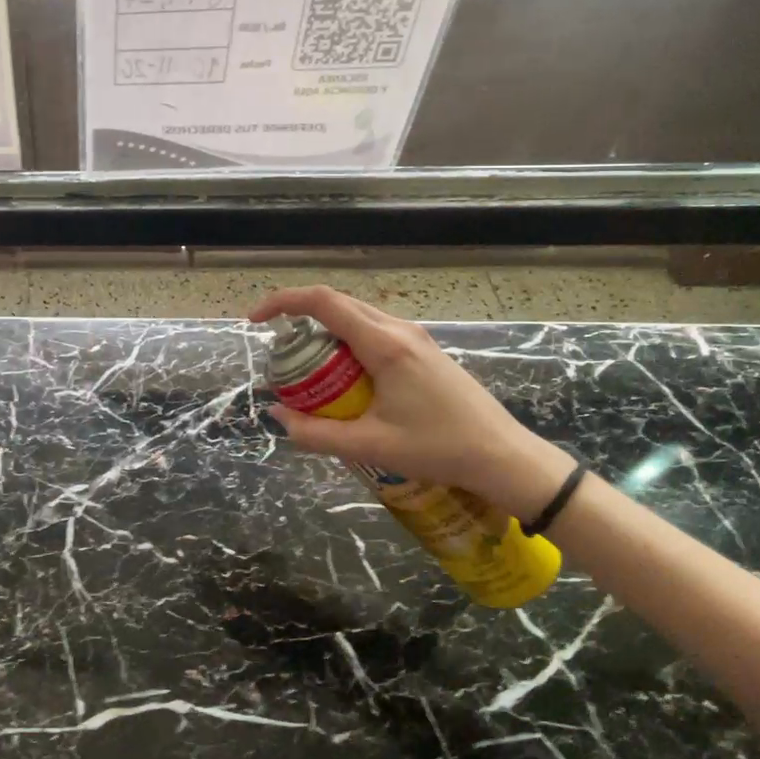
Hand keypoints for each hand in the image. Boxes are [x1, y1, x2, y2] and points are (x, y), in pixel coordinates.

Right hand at [250, 286, 574, 516]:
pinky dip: (345, 342)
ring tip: (305, 366)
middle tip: (276, 350)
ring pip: (356, 316)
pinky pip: (372, 331)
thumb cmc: (439, 449)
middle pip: (337, 304)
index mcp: (384, 345)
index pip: (322, 302)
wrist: (504, 456)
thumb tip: (277, 414)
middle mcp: (399, 330)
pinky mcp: (423, 350)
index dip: (282, 302)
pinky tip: (341, 376)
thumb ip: (316, 433)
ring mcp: (415, 338)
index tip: (256, 321)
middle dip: (298, 317)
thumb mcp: (369, 447)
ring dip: (323, 331)